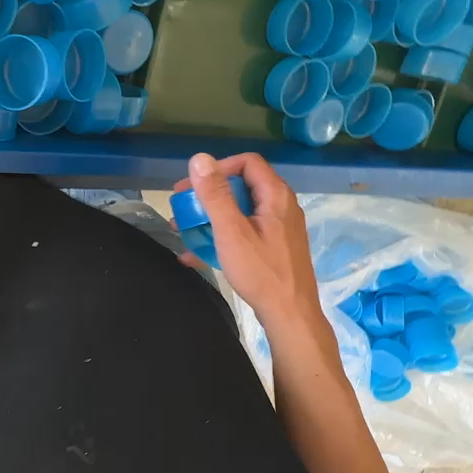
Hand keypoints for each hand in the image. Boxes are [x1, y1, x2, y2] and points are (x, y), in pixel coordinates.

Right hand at [180, 152, 322, 330]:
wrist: (290, 313)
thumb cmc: (260, 272)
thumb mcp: (231, 231)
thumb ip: (215, 194)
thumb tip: (199, 159)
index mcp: (275, 196)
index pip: (247, 163)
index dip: (217, 169)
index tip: (193, 187)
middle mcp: (281, 206)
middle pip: (242, 186)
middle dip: (208, 196)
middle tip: (183, 208)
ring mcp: (279, 227)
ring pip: (241, 210)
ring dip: (210, 217)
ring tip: (184, 231)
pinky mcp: (274, 246)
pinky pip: (244, 230)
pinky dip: (221, 236)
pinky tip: (197, 254)